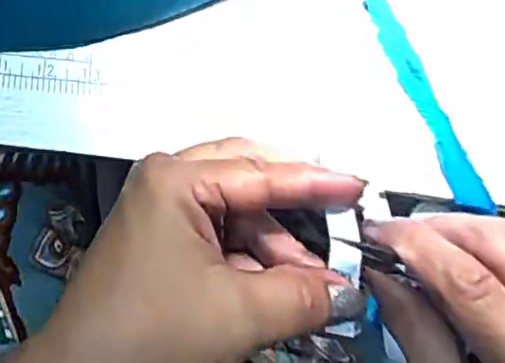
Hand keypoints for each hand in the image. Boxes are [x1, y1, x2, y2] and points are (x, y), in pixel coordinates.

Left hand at [16, 139, 367, 362]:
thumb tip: (344, 289)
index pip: (256, 171)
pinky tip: (278, 285)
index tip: (354, 184)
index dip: (311, 180)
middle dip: (292, 206)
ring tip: (313, 283)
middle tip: (340, 222)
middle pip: (243, 177)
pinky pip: (217, 231)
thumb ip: (299, 295)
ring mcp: (159, 204)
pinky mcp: (159, 234)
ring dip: (273, 242)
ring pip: (233, 209)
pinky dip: (250, 255)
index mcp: (174, 178)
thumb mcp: (237, 313)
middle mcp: (164, 178)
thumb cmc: (150, 332)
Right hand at [366, 215, 504, 362]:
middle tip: (397, 239)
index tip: (374, 236)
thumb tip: (384, 277)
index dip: (412, 245)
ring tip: (435, 244)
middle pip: (502, 246)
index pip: (472, 282)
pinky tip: (491, 260)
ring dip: (472, 229)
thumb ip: (423, 341)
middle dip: (437, 227)